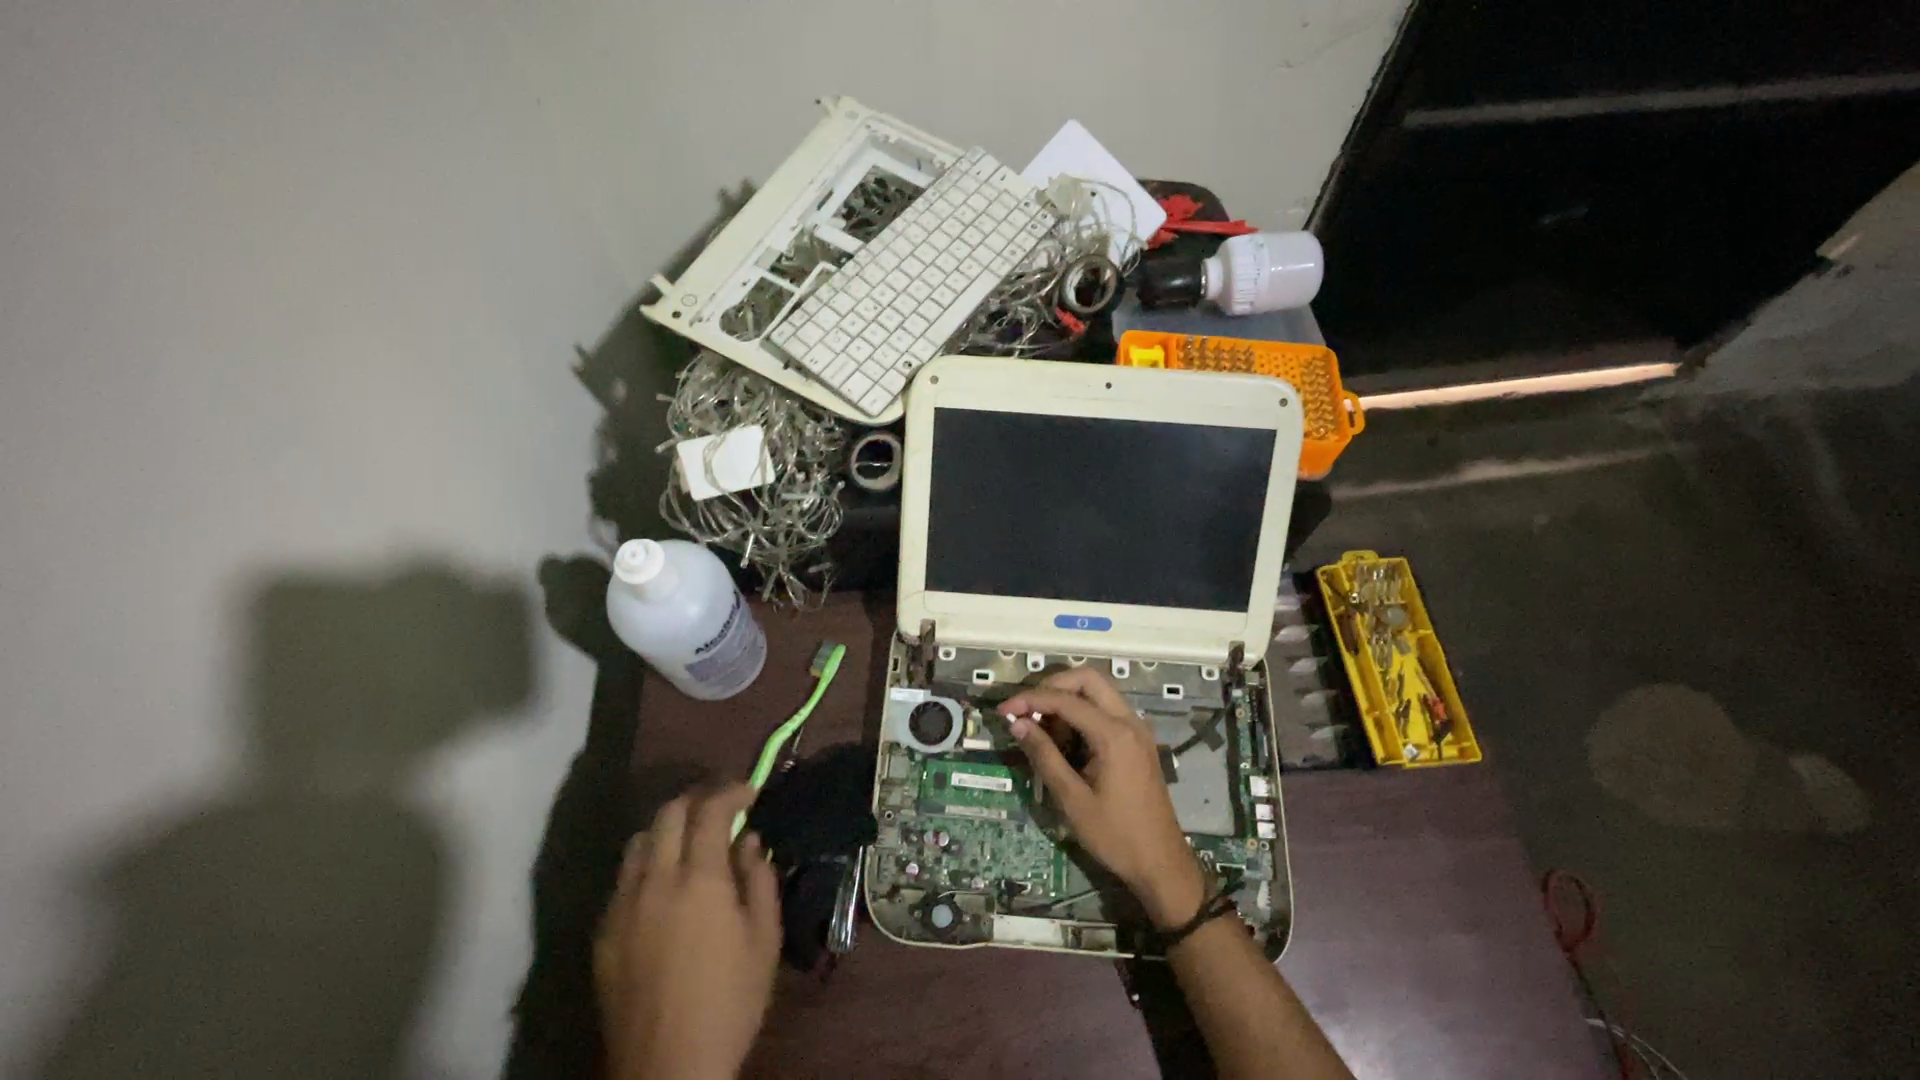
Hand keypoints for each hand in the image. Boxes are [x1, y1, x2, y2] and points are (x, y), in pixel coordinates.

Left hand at [594, 785, 780, 1079]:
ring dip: (667, 828)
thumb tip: (750, 841)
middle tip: (720, 807)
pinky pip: (623, 878)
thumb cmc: (729, 1002)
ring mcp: (622, 905)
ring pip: (638, 841)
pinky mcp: (603, 931)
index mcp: (700, 880)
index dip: (731, 791)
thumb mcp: (763, 941)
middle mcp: (655, 880)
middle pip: (667, 814)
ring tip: (688, 841)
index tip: (750, 791)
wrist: (667, 1065)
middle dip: (696, 799)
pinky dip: (646, 864)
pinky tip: (662, 885)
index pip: (710, 810)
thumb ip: (759, 881)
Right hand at [1000, 668, 1206, 928]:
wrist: (1160, 862)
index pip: (1066, 700)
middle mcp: (1130, 721)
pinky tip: (1064, 740)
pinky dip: (1083, 714)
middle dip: (1052, 687)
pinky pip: (1107, 711)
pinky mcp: (1137, 741)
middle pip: (1088, 679)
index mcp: (1114, 734)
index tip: (1003, 712)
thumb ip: (1044, 755)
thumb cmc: (1115, 835)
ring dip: (1068, 700)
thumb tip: (1017, 724)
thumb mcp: (1072, 799)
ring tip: (1042, 731)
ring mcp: (1137, 730)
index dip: (1031, 700)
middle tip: (1026, 710)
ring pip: (1099, 692)